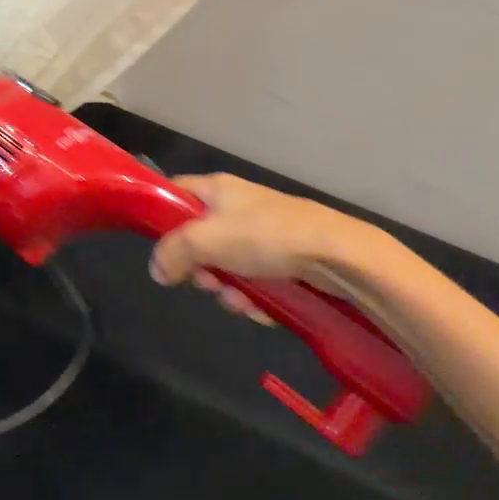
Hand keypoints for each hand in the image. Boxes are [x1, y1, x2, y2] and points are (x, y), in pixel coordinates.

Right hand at [148, 173, 373, 325]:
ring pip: (228, 264)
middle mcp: (238, 206)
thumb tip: (157, 271)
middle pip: (199, 238)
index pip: (174, 192)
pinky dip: (255, 296)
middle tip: (208, 283)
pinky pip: (256, 278)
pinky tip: (262, 310)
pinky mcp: (287, 258)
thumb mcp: (205, 240)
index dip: (161, 215)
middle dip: (201, 268)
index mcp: (216, 189)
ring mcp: (264, 233)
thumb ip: (172, 253)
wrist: (341, 255)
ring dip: (228, 289)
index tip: (159, 245)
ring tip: (242, 303)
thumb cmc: (265, 236)